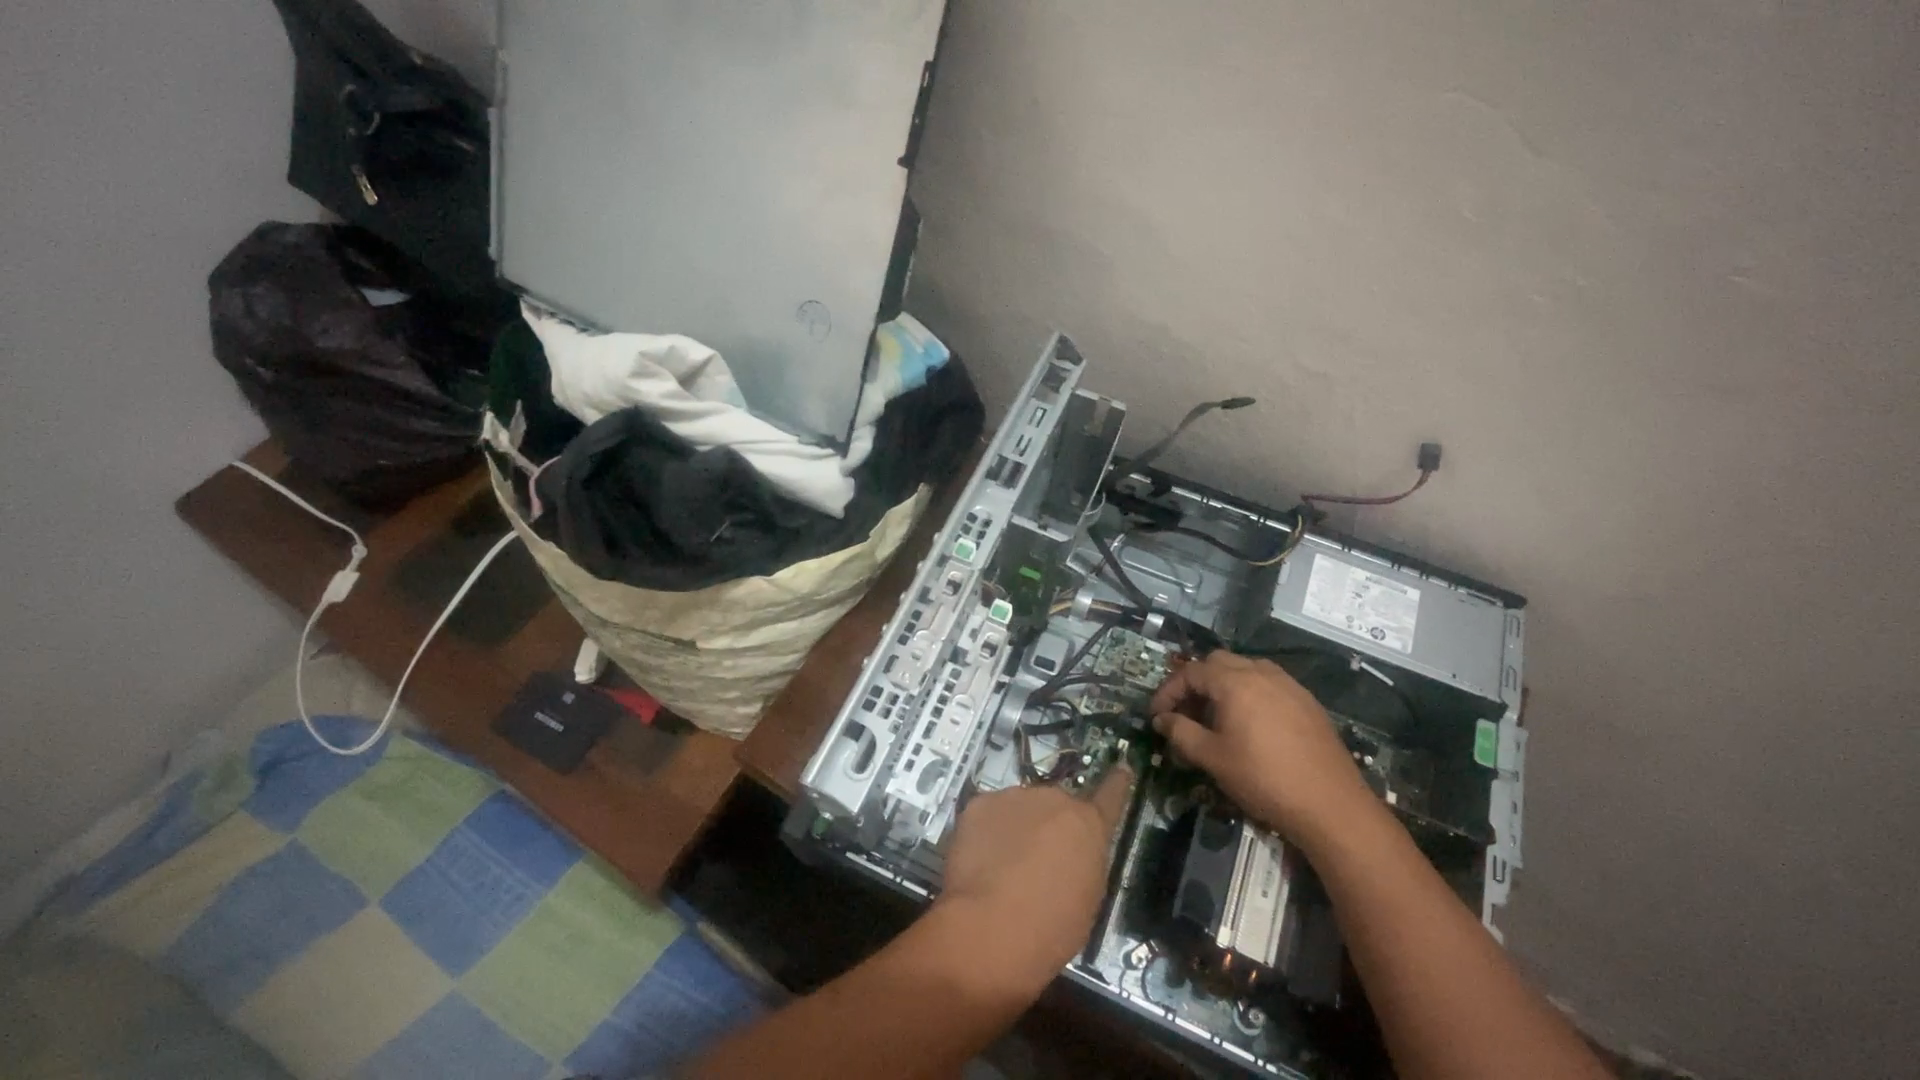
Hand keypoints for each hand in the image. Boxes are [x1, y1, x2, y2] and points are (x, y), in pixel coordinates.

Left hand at [936, 770, 1131, 981]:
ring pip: (1019, 808)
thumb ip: (1084, 862)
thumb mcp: (1088, 897)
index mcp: (1090, 825)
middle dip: (1049, 825)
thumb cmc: (1052, 927)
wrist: (992, 927)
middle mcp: (1055, 799)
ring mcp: (1015, 796)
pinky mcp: (979, 803)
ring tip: (1002, 866)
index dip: (1116, 782)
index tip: (1121, 766)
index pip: (1110, 795)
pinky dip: (986, 833)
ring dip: (1017, 828)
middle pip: (1056, 806)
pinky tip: (980, 861)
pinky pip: (988, 815)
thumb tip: (1072, 855)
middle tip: (1036, 860)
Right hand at [1150, 651, 1378, 850]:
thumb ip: (1181, 733)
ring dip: (1224, 686)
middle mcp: (1262, 673)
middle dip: (1196, 683)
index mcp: (1235, 682)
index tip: (1156, 716)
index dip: (1168, 691)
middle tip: (1185, 713)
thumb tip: (1162, 720)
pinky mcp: (1308, 703)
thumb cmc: (1263, 778)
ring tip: (1215, 718)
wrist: (1330, 803)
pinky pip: (1270, 685)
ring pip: (1247, 670)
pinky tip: (1250, 726)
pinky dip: (1250, 695)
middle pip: (1218, 663)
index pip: (1191, 672)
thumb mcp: (1212, 758)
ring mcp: (1289, 686)